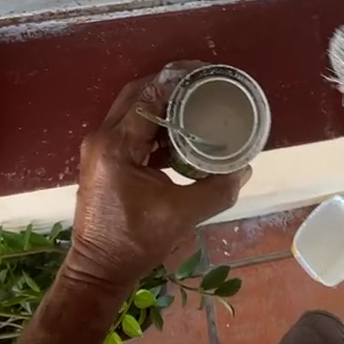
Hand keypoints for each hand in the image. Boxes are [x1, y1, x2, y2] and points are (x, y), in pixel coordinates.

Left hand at [65, 65, 249, 289]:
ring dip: (162, 104)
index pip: (149, 96)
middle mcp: (103, 138)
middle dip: (169, 84)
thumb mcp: (182, 215)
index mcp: (117, 145)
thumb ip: (216, 188)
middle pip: (138, 94)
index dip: (177, 79)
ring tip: (195, 103)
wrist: (99, 271)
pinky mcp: (104, 159)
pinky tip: (180, 132)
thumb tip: (244, 168)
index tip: (204, 73)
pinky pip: (131, 128)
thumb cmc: (136, 241)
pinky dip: (154, 124)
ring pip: (133, 110)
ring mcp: (100, 148)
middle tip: (201, 82)